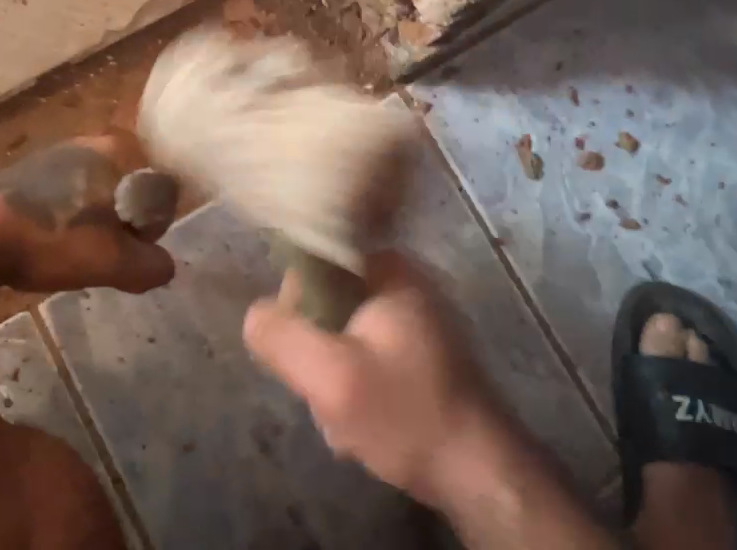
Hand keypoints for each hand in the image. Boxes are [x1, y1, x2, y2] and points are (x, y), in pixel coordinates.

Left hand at [0, 135, 175, 295]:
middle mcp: (90, 142)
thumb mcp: (113, 262)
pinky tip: (46, 247)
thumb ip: (149, 265)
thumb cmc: (55, 239)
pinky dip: (64, 221)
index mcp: (118, 150)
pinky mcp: (23, 173)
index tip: (131, 253)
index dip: (152, 227)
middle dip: (123, 223)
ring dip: (93, 223)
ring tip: (74, 256)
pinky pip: (62, 198)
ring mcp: (52, 155)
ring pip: (94, 194)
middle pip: (127, 189)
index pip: (161, 189)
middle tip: (106, 257)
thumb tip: (163, 268)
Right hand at [242, 251, 503, 506]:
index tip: (299, 352)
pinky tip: (362, 429)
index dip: (296, 309)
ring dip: (336, 380)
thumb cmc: (405, 413)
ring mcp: (421, 320)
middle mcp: (409, 283)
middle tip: (325, 393)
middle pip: (331, 306)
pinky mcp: (427, 357)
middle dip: (319, 354)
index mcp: (391, 268)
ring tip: (344, 421)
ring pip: (348, 339)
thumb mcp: (330, 375)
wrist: (479, 471)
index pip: (317, 266)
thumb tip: (256, 314)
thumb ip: (282, 337)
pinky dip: (360, 391)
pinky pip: (372, 360)